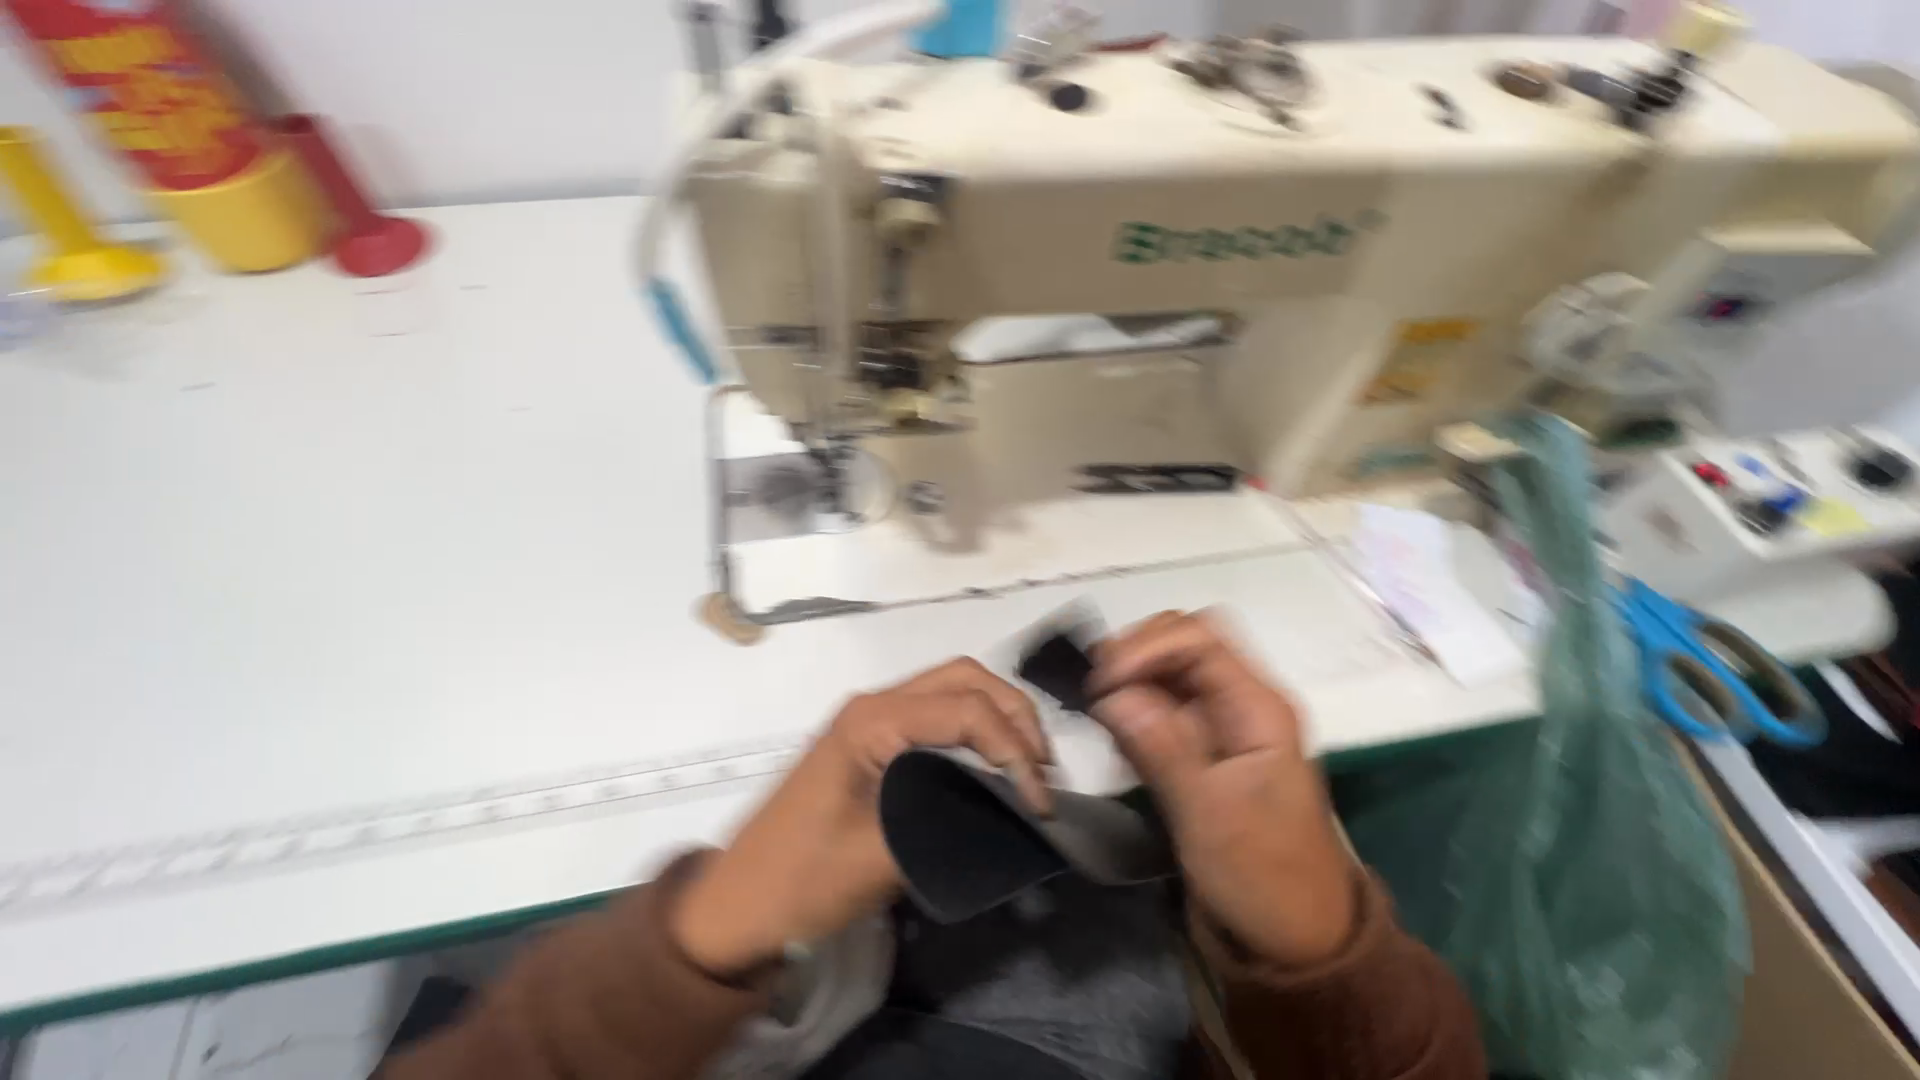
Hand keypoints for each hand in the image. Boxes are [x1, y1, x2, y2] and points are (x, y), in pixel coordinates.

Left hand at [670, 658, 1050, 977]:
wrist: (738, 907)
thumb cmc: (802, 881)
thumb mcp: (881, 855)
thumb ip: (950, 817)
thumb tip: (1012, 803)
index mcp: (871, 720)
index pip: (966, 709)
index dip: (1014, 748)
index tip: (1039, 803)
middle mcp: (873, 705)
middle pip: (964, 680)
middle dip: (1014, 716)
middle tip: (1043, 772)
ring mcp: (871, 721)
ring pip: (952, 691)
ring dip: (998, 718)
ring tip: (1029, 769)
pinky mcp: (873, 744)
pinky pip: (936, 717)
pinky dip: (975, 732)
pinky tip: (993, 770)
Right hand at [1089, 611, 1358, 967]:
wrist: (1296, 937)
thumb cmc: (1261, 875)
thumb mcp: (1209, 814)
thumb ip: (1160, 747)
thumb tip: (1111, 693)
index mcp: (1257, 707)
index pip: (1199, 638)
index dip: (1146, 647)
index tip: (1104, 682)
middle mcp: (1240, 703)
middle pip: (1184, 643)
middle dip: (1136, 655)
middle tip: (1096, 691)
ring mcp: (1221, 725)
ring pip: (1169, 671)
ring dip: (1132, 681)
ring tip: (1100, 714)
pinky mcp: (1202, 749)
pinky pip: (1162, 707)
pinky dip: (1134, 709)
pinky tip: (1114, 735)